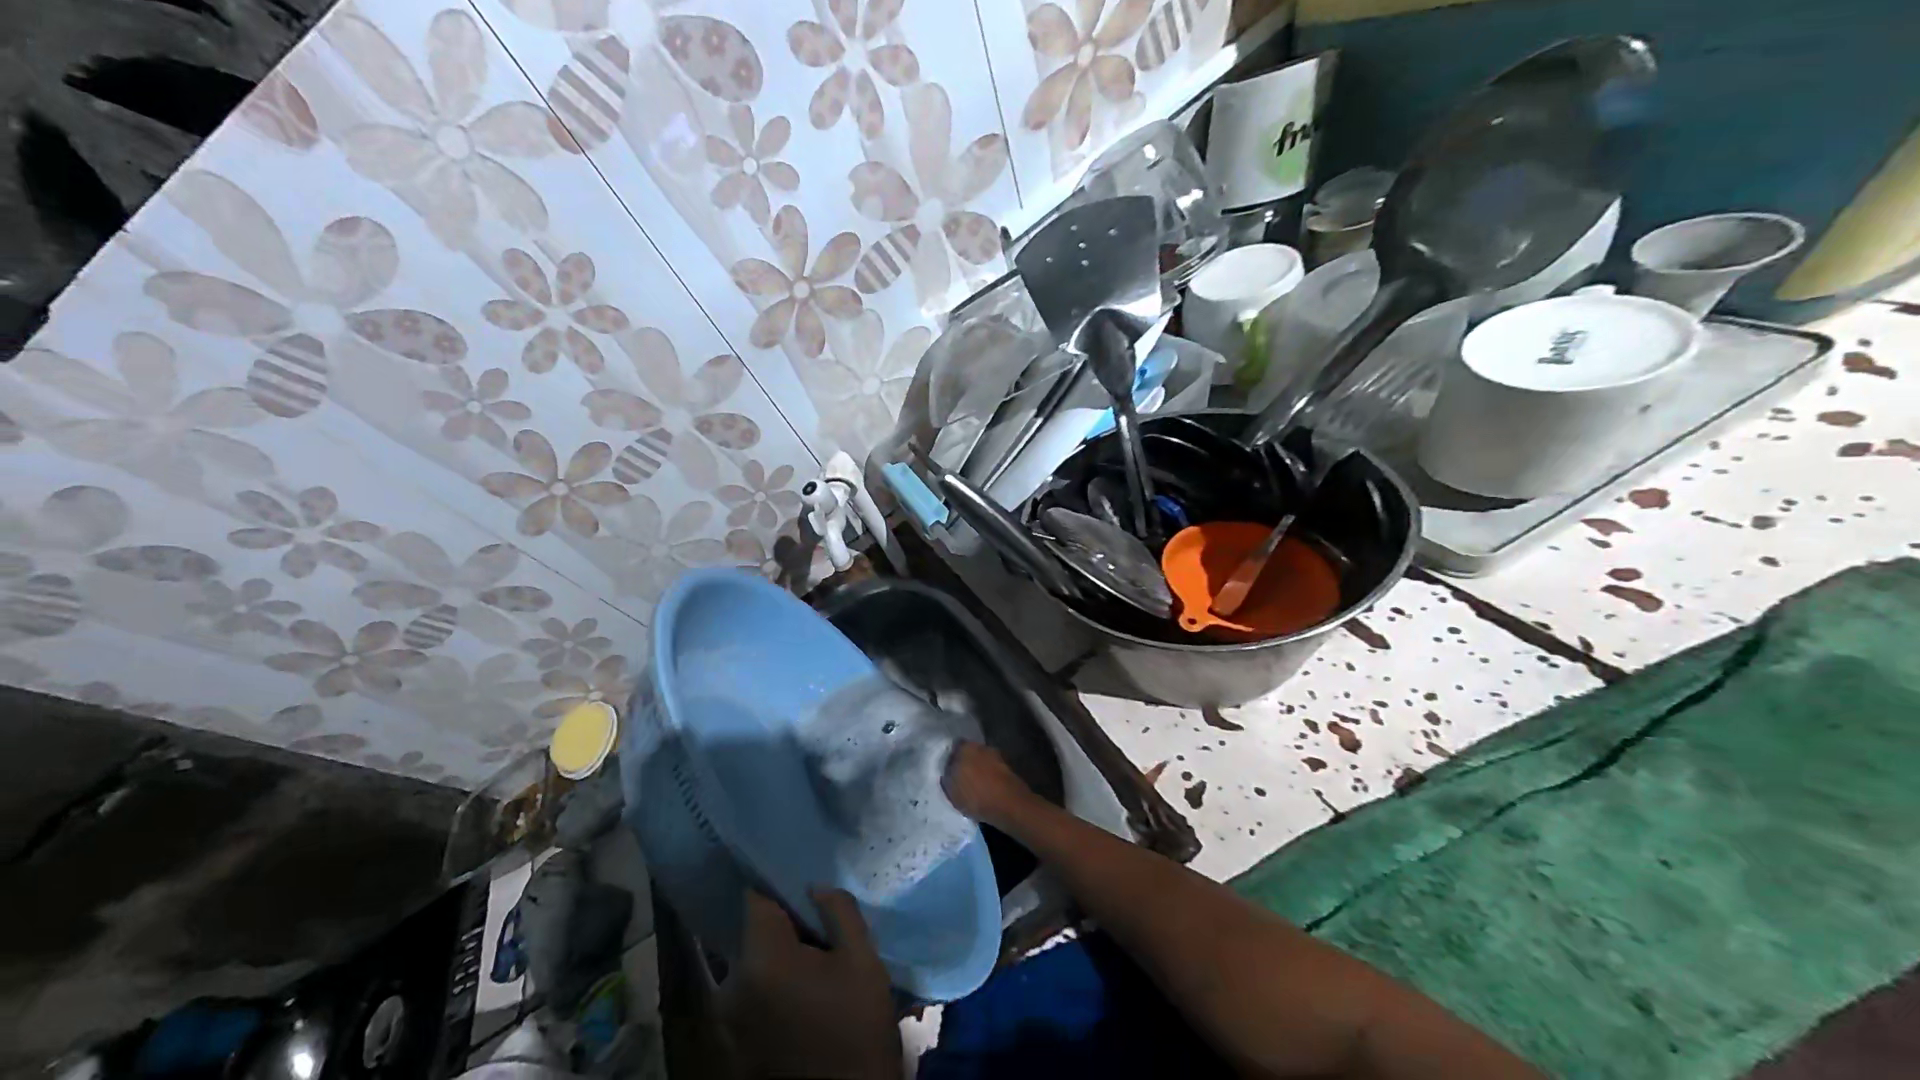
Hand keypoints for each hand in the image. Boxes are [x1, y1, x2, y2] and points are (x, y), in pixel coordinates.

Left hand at [720, 888, 901, 1079]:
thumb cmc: (857, 1028)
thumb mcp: (863, 959)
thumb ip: (839, 911)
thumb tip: (816, 888)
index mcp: (761, 959)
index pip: (755, 900)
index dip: (780, 891)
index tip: (805, 894)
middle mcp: (730, 986)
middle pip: (753, 935)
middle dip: (783, 931)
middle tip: (817, 937)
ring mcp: (726, 1021)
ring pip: (751, 967)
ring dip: (775, 963)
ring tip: (812, 972)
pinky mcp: (730, 1047)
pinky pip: (748, 998)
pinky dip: (768, 993)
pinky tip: (800, 1003)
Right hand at [943, 741, 1038, 828]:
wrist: (1009, 805)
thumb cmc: (975, 795)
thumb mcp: (950, 790)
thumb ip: (947, 776)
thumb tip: (948, 772)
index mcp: (965, 747)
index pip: (954, 748)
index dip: (951, 760)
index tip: (949, 771)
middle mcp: (982, 746)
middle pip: (970, 754)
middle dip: (967, 764)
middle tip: (962, 779)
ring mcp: (998, 756)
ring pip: (984, 762)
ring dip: (981, 771)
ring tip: (976, 788)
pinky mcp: (1009, 769)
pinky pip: (994, 772)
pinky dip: (991, 779)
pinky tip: (988, 791)